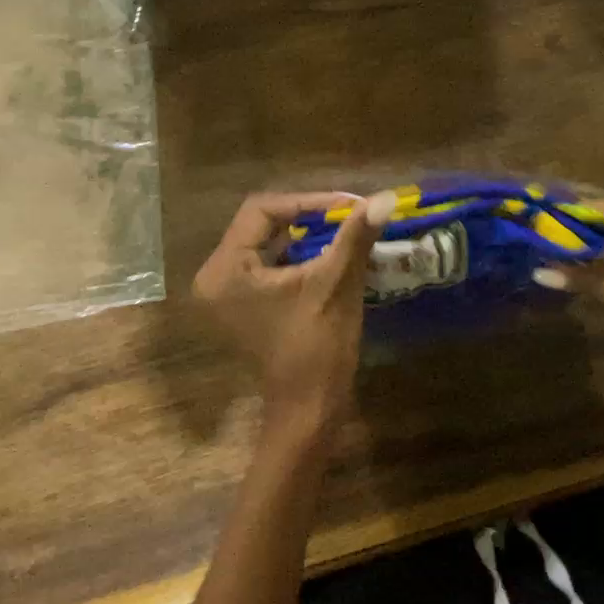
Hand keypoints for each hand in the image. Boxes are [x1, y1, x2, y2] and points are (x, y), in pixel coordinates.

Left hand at [191, 190, 391, 426]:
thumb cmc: (317, 345)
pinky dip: (304, 254)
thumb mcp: (337, 283)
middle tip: (352, 213)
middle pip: (265, 224)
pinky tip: (336, 253)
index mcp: (226, 269)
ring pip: (272, 243)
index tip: (349, 206)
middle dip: (311, 216)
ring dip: (310, 234)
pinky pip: (274, 263)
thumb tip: (385, 196)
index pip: (262, 210)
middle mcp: (217, 276)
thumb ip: (355, 235)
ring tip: (349, 228)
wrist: (311, 407)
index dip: (309, 202)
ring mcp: (230, 293)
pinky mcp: (248, 304)